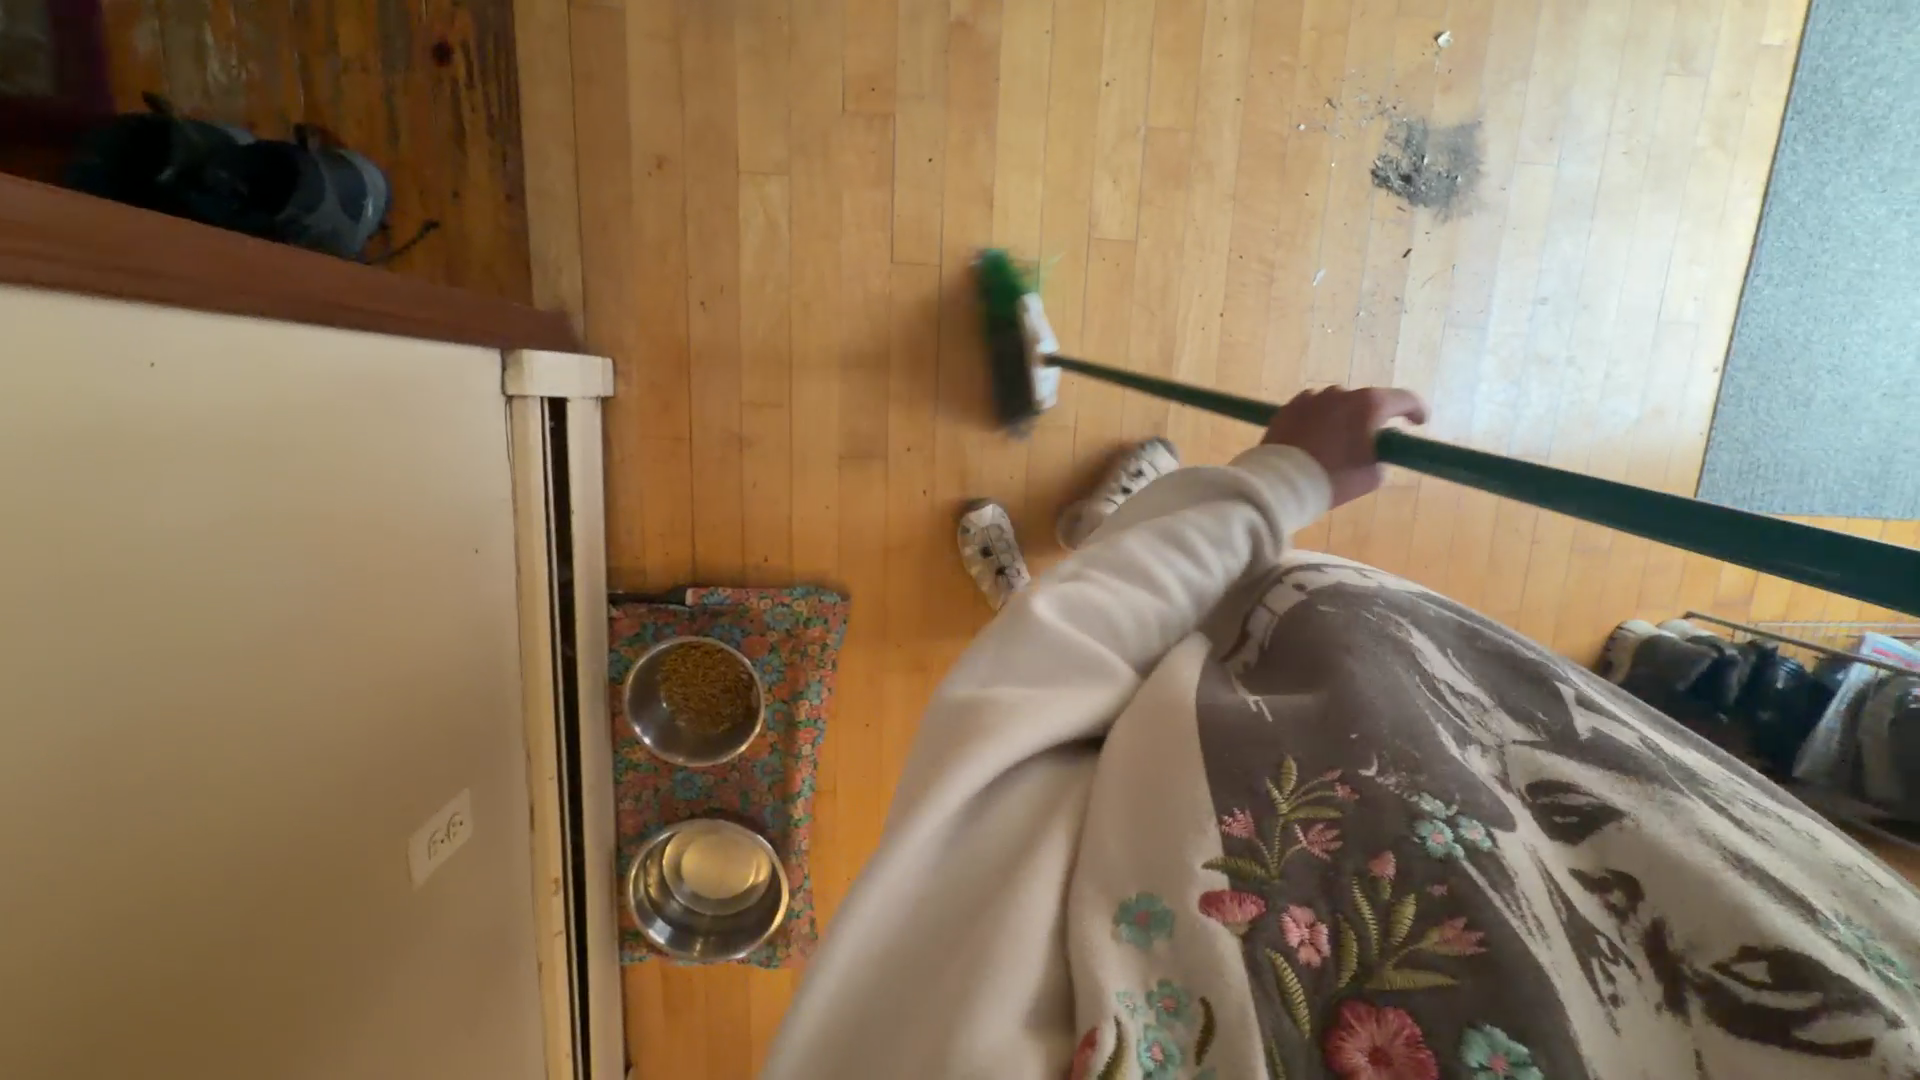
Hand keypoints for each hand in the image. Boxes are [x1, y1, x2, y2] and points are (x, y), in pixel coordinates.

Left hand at [1261, 386, 1428, 507]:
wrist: (1282, 483)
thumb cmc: (1334, 479)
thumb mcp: (1372, 474)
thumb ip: (1380, 455)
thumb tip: (1373, 451)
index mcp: (1368, 404)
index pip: (1404, 399)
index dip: (1416, 410)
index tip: (1419, 422)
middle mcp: (1340, 393)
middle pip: (1366, 400)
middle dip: (1373, 415)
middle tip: (1373, 435)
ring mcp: (1311, 398)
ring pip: (1335, 403)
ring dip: (1343, 415)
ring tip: (1340, 437)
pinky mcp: (1288, 408)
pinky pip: (1311, 409)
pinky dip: (1318, 418)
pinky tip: (1316, 434)